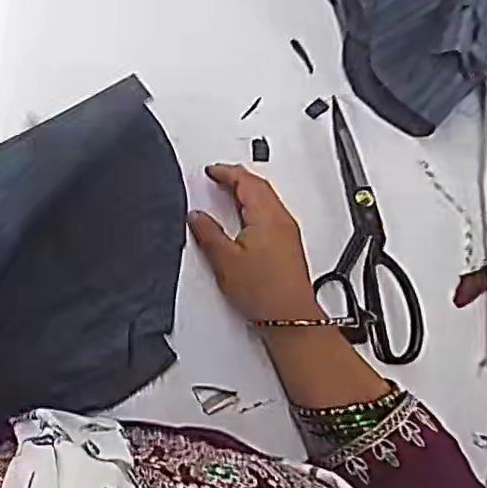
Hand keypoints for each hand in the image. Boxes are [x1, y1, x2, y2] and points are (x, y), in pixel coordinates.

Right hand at [188, 164, 323, 322]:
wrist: (289, 317)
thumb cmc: (266, 292)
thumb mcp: (225, 260)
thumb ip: (208, 233)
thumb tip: (197, 217)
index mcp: (266, 216)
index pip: (247, 181)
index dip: (226, 172)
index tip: (212, 171)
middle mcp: (281, 220)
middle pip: (259, 186)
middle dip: (237, 177)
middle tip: (218, 176)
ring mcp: (287, 232)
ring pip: (266, 199)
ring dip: (246, 191)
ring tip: (227, 192)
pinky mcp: (288, 244)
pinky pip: (270, 213)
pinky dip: (254, 206)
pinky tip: (243, 217)